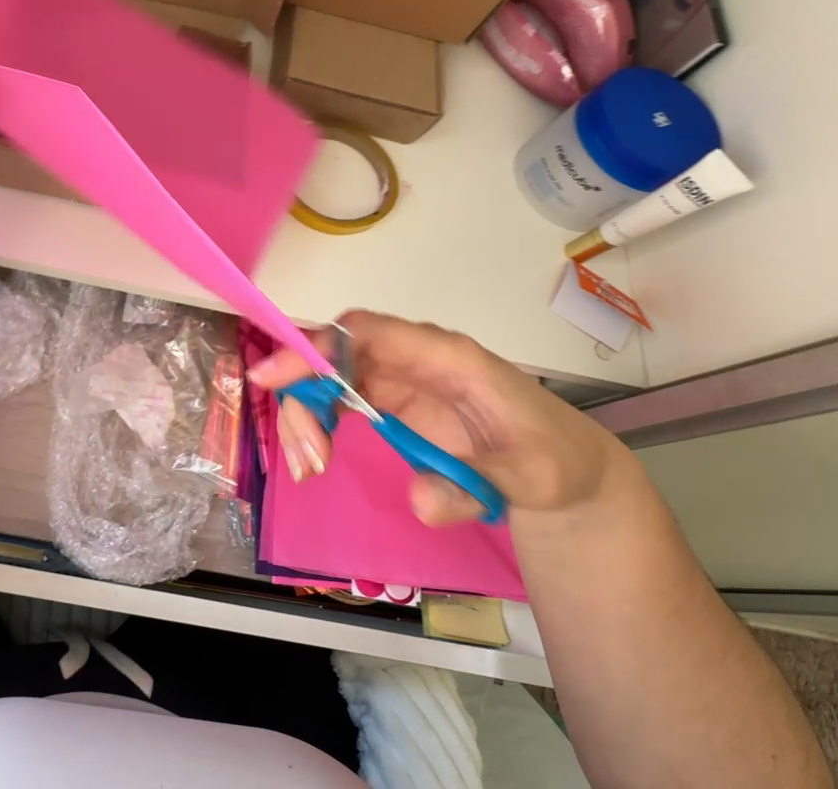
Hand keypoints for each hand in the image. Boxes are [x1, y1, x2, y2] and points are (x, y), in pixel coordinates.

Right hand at [247, 311, 625, 524]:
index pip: (368, 334)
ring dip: (305, 413)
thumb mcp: (527, 478)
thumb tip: (419, 503)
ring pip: (329, 376)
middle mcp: (413, 358)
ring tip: (308, 465)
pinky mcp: (390, 400)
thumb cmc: (549, 459)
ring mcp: (399, 378)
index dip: (318, 347)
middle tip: (305, 456)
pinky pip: (337, 398)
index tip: (275, 376)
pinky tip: (313, 456)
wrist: (562, 467)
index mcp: (446, 357)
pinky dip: (316, 422)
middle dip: (304, 394)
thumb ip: (473, 488)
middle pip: (336, 354)